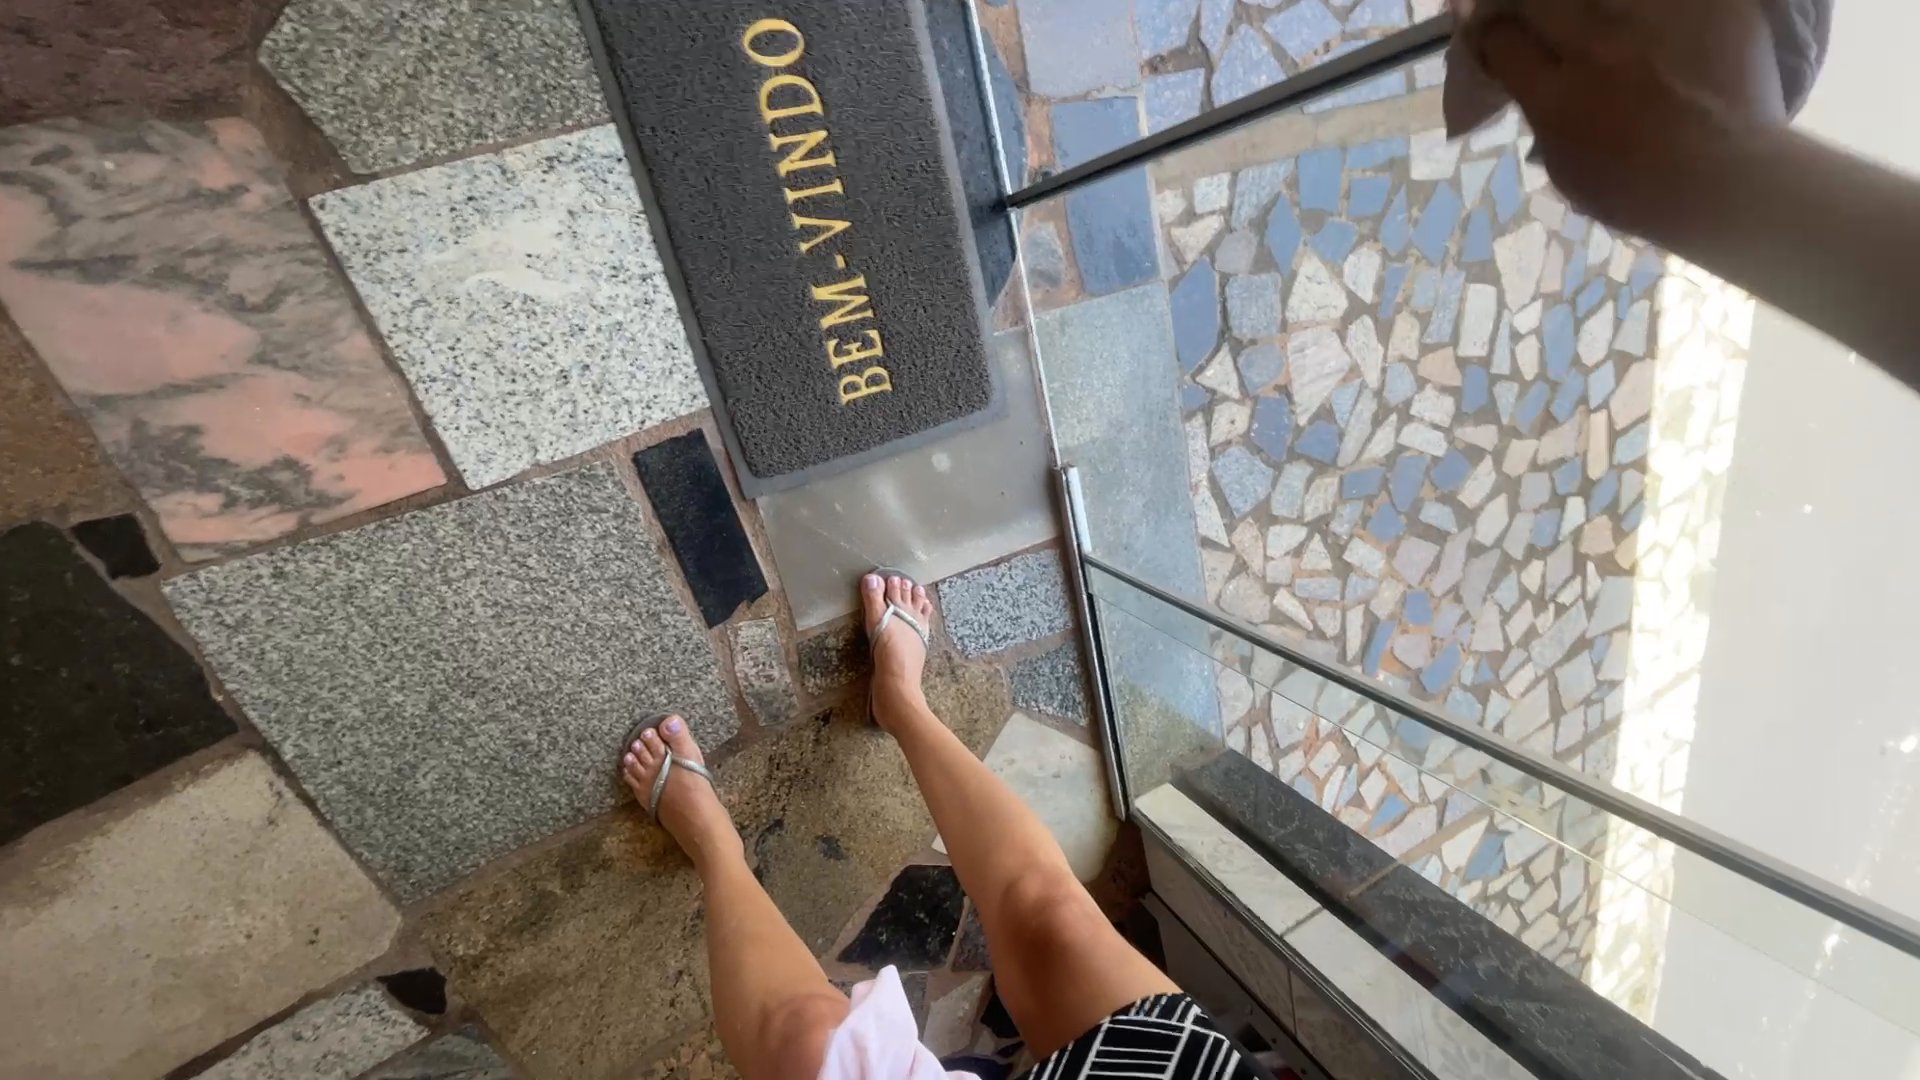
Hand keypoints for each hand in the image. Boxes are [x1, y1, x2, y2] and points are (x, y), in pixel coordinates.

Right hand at [1463, 0, 1788, 242]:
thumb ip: (1548, 113)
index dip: (1490, 33)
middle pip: (1546, 2)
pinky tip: (1644, 22)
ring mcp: (1657, 18)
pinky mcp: (1710, 4)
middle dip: (1529, 7)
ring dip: (1583, 6)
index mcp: (1553, 94)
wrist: (1719, 175)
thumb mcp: (1561, 160)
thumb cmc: (1627, 187)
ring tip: (1585, 21)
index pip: (1503, 42)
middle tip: (1534, 17)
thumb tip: (1540, 84)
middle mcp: (1597, 46)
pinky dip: (1647, 8)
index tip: (1491, 32)